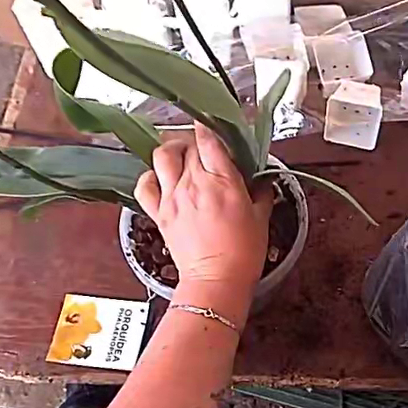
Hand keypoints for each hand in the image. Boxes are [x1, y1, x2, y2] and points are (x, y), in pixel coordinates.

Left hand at [134, 126, 273, 312]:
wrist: (217, 280)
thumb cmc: (243, 253)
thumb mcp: (261, 218)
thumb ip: (260, 193)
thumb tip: (262, 181)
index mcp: (223, 181)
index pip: (210, 138)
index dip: (211, 128)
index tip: (215, 128)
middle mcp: (194, 183)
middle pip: (188, 144)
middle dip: (197, 141)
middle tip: (207, 150)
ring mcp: (173, 197)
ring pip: (163, 155)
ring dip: (172, 150)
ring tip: (182, 157)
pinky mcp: (159, 213)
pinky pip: (145, 184)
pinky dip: (150, 176)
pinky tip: (161, 179)